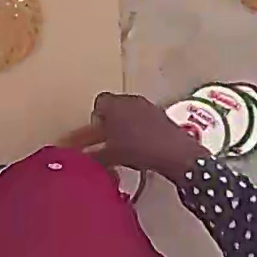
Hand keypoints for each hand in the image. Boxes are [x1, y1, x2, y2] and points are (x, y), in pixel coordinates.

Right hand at [72, 92, 208, 178]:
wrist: (174, 152)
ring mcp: (148, 105)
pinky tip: (141, 145)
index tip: (97, 133)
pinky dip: (139, 128)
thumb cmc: (137, 149)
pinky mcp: (161, 114)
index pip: (99, 102)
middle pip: (115, 105)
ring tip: (124, 144)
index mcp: (114, 104)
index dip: (96, 117)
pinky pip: (144, 117)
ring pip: (130, 111)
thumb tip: (82, 156)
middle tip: (109, 139)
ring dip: (125, 124)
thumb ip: (93, 154)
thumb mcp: (110, 155)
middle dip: (110, 121)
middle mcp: (130, 100)